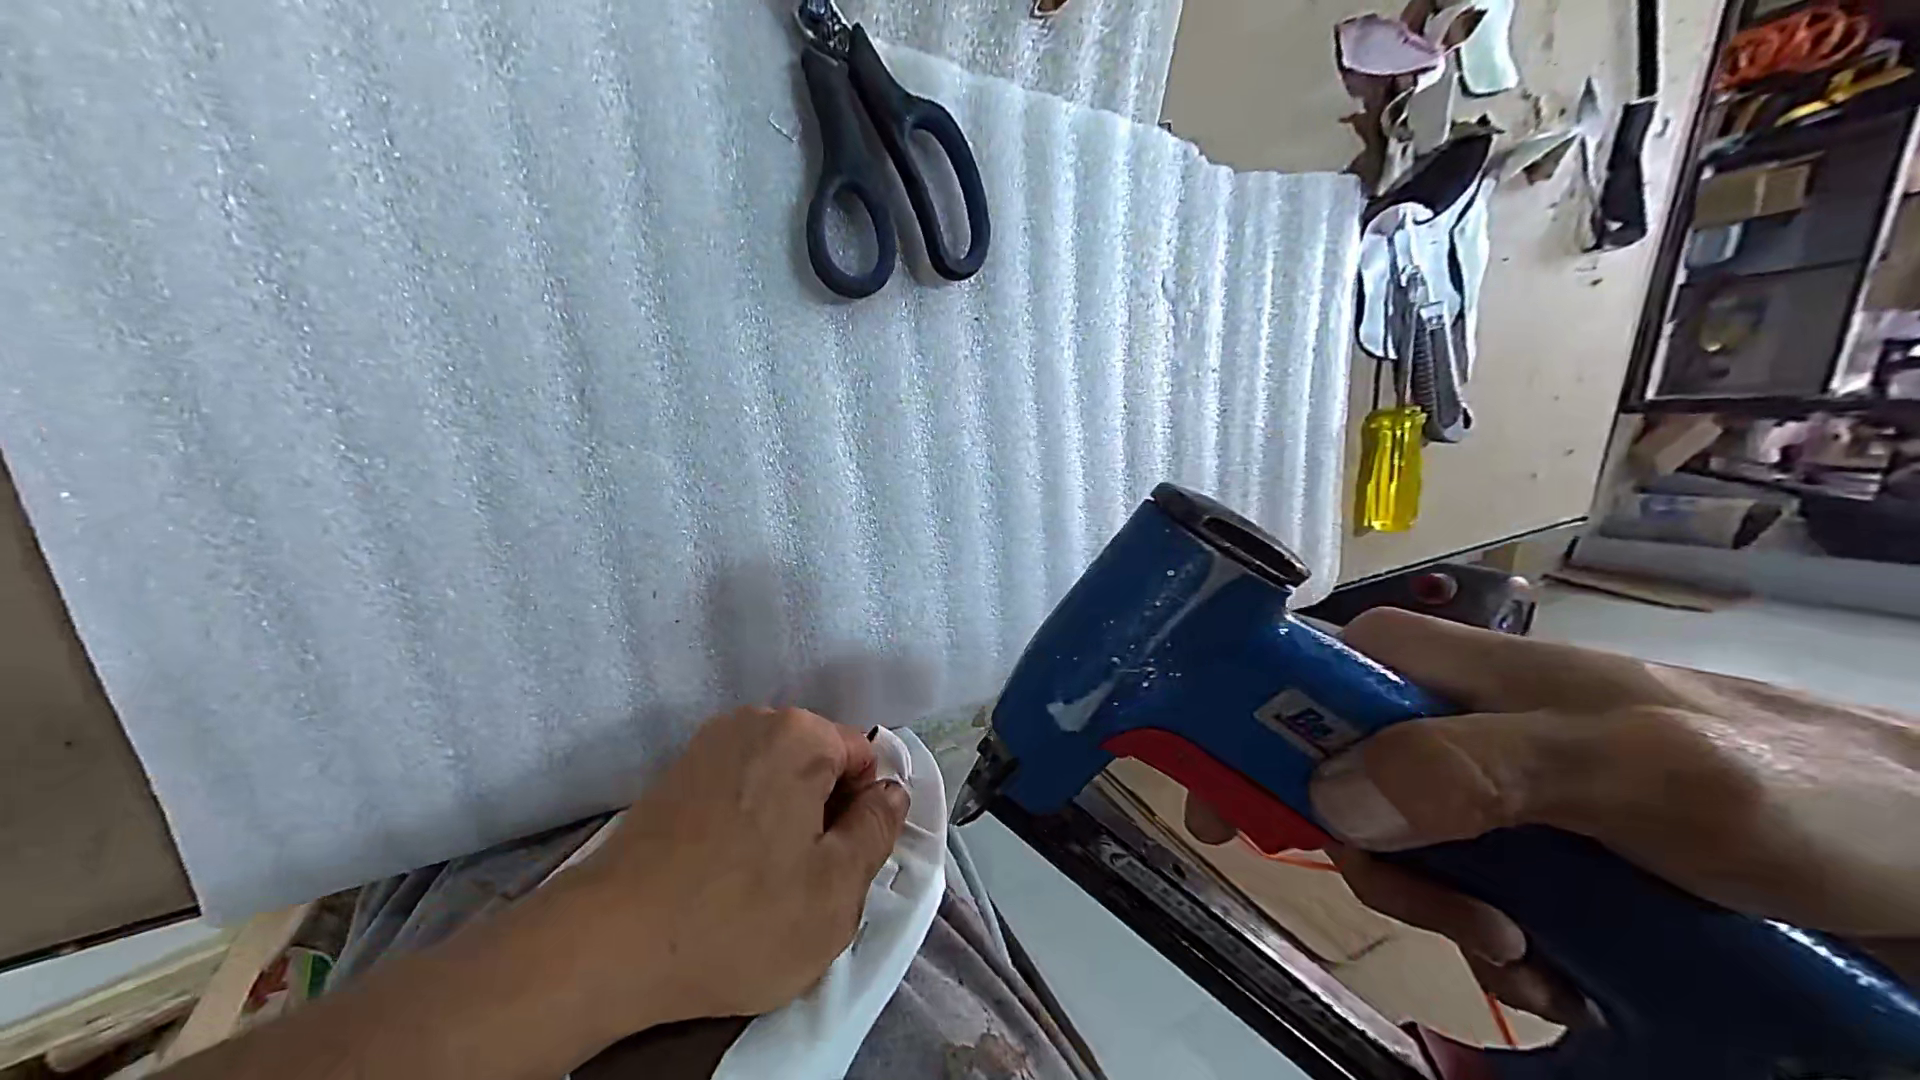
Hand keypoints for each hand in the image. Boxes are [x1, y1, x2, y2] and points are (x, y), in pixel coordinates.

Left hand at [562, 706, 909, 1024]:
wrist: (604, 945)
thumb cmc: (737, 917)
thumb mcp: (837, 888)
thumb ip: (879, 829)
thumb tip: (890, 793)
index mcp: (800, 735)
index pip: (866, 759)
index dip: (864, 814)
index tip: (841, 864)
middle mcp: (754, 721)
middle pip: (820, 764)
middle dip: (825, 815)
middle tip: (804, 881)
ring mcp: (708, 744)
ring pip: (780, 778)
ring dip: (786, 821)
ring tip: (762, 882)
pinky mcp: (675, 774)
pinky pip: (739, 788)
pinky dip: (746, 822)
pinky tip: (725, 873)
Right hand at [1187, 607, 1919, 1020]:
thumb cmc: (1799, 788)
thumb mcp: (1644, 769)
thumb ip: (1483, 768)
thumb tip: (1331, 799)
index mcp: (1437, 669)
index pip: (1299, 668)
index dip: (1243, 721)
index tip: (1217, 798)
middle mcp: (1440, 720)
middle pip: (1333, 778)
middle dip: (1370, 856)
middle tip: (1449, 914)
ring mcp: (1480, 789)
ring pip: (1389, 847)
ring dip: (1437, 912)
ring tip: (1524, 952)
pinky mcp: (1522, 849)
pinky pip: (1454, 896)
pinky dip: (1487, 944)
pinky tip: (1555, 970)